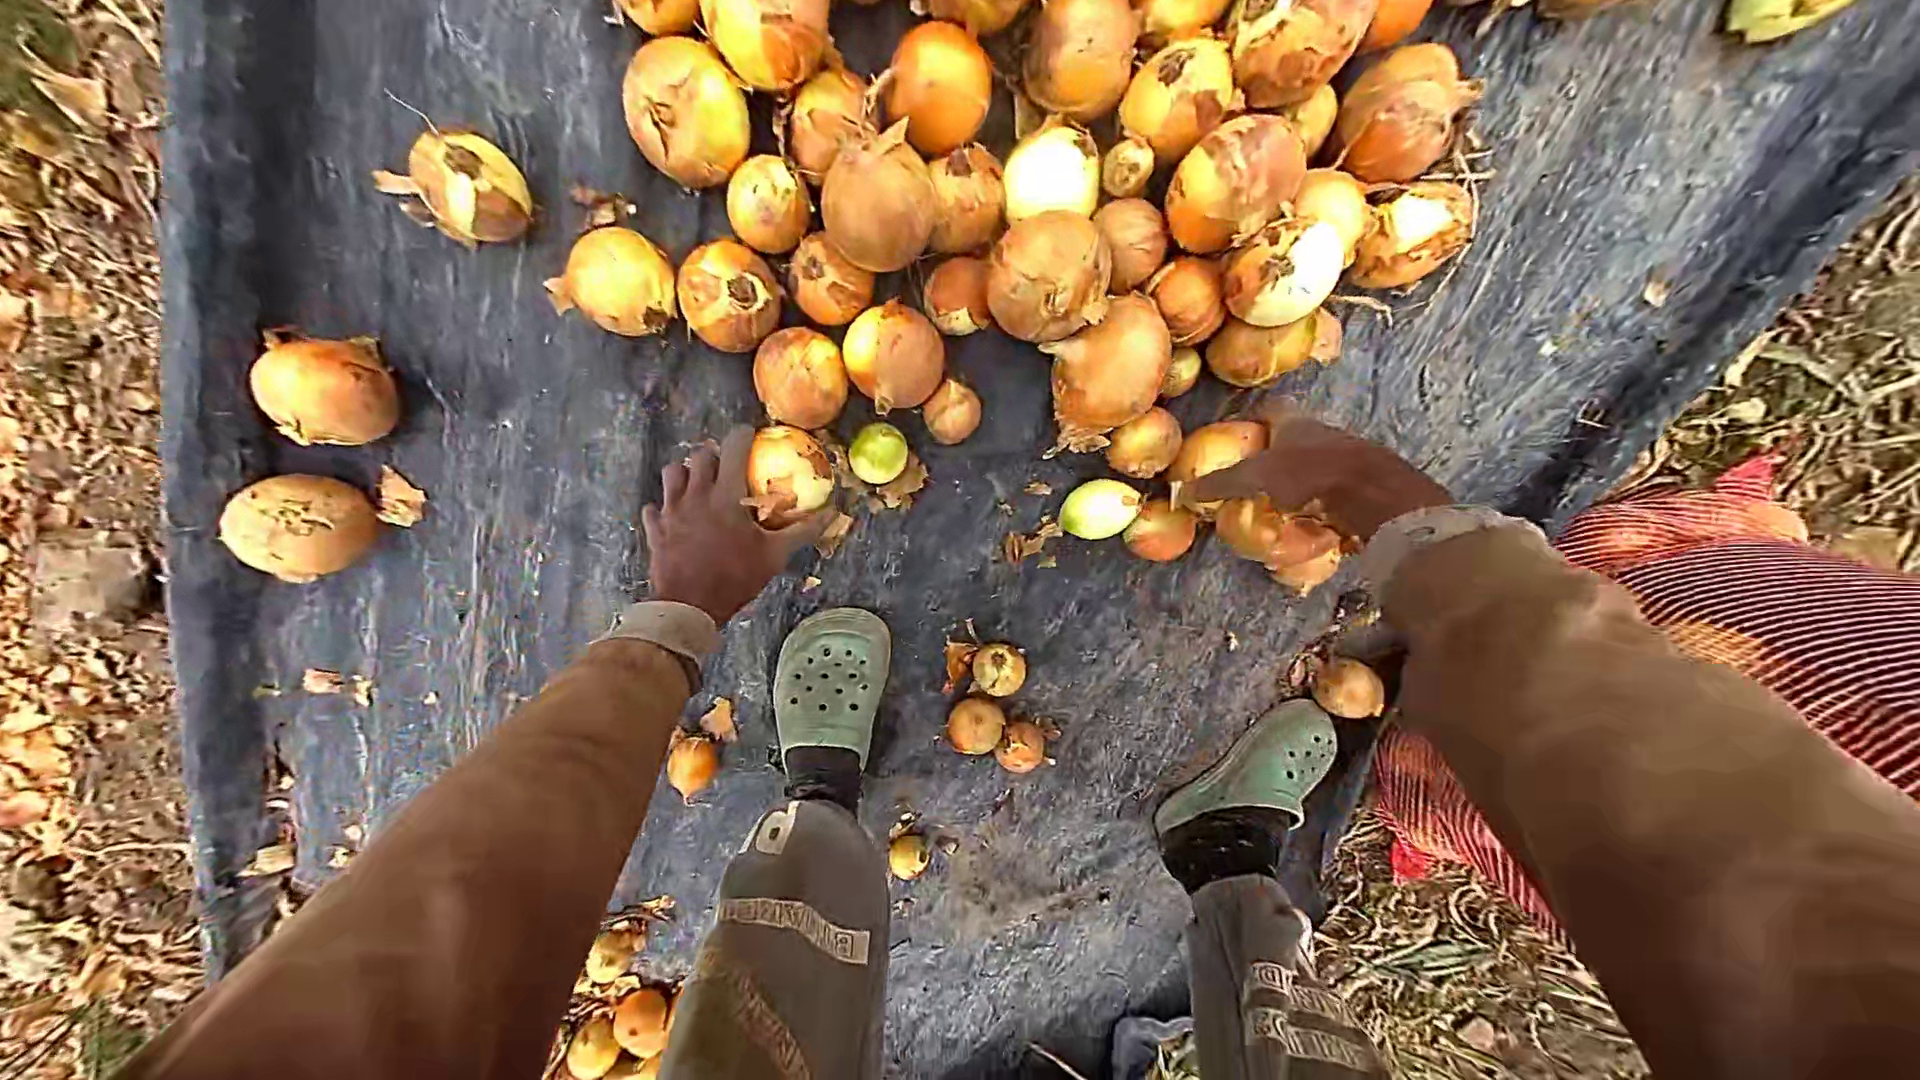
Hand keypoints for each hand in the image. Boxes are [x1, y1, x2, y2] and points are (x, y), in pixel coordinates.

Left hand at [642, 426, 830, 622]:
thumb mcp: (774, 555)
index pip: (733, 448)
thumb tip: (831, 514)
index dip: (743, 435)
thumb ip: (801, 531)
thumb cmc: (736, 576)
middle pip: (699, 455)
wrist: (690, 605)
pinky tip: (676, 516)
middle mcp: (695, 494)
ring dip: (686, 473)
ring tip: (699, 485)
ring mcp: (670, 510)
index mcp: (726, 495)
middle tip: (726, 466)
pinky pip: (654, 506)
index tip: (750, 434)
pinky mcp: (655, 528)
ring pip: (671, 473)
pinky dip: (664, 506)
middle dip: (714, 455)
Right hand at [1188, 404, 1451, 540]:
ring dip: (1295, 478)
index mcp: (1295, 423)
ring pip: (1312, 462)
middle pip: (1291, 437)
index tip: (1234, 435)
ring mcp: (1346, 456)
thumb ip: (1221, 484)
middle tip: (1250, 475)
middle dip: (1271, 454)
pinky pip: (1331, 488)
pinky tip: (1306, 518)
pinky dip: (1316, 500)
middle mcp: (1322, 433)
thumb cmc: (1309, 475)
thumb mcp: (1255, 478)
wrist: (1375, 495)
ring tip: (1275, 501)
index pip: (1269, 409)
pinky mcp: (1363, 483)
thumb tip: (1183, 492)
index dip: (1251, 418)